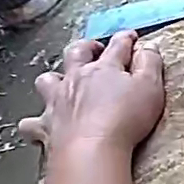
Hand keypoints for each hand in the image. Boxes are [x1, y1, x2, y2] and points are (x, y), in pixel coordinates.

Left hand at [18, 32, 165, 156]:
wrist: (92, 148)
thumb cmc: (126, 118)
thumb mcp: (151, 87)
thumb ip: (151, 64)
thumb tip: (148, 46)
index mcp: (104, 69)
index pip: (117, 46)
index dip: (125, 39)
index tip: (131, 35)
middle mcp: (76, 79)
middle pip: (76, 54)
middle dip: (86, 47)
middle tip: (94, 48)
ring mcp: (57, 101)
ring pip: (47, 80)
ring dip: (55, 78)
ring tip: (63, 82)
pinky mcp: (46, 126)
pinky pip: (32, 122)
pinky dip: (36, 122)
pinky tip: (43, 124)